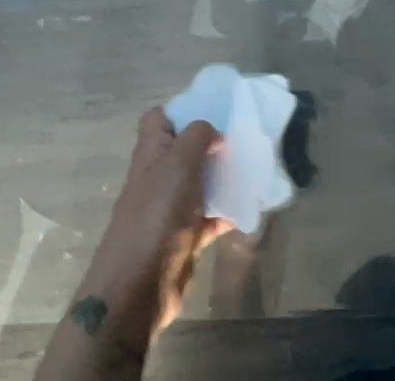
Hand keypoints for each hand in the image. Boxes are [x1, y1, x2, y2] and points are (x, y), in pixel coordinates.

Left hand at [38, 110, 229, 380]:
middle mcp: (159, 178)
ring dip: (226, 176)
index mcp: (151, 155)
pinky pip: (212, 217)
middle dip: (215, 142)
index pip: (159, 119)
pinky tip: (251, 205)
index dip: (182, 108)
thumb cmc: (156, 217)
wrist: (138, 288)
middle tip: (247, 135)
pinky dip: (229, 211)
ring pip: (202, 182)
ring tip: (256, 165)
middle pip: (186, 150)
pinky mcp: (186, 238)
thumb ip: (197, 137)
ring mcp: (172, 209)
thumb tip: (214, 131)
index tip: (217, 107)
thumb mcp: (177, 165)